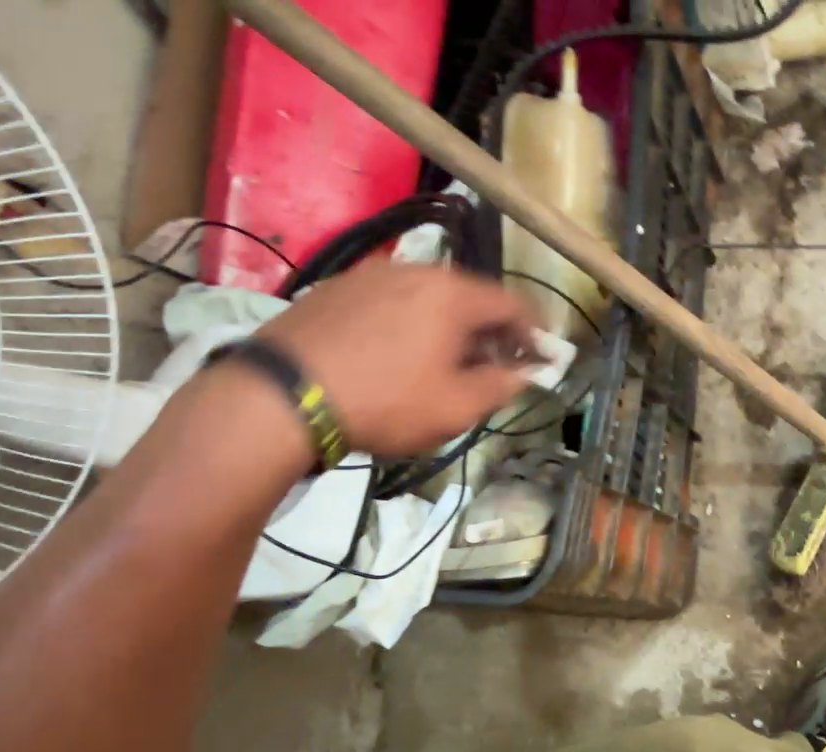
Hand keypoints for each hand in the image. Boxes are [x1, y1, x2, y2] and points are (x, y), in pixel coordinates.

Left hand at [256, 262, 538, 457]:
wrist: (284, 396)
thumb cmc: (385, 403)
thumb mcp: (456, 408)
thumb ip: (502, 386)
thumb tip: (527, 373)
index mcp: (452, 294)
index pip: (513, 303)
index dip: (535, 331)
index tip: (542, 356)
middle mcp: (415, 270)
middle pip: (470, 296)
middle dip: (491, 331)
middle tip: (496, 366)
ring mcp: (371, 274)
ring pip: (429, 297)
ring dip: (449, 327)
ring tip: (446, 363)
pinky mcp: (336, 288)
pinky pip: (392, 301)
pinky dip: (411, 323)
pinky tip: (399, 355)